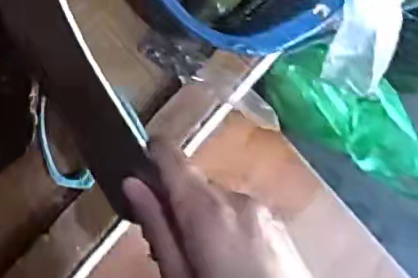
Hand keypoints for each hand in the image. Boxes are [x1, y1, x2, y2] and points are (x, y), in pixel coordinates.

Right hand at [122, 137, 309, 277]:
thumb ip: (157, 229)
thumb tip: (132, 183)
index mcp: (206, 206)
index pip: (167, 152)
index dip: (149, 160)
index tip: (140, 185)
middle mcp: (236, 197)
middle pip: (194, 183)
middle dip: (181, 207)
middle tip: (176, 252)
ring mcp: (265, 214)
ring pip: (220, 202)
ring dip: (209, 223)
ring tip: (211, 269)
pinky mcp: (286, 233)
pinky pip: (246, 218)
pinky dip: (235, 234)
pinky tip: (239, 273)